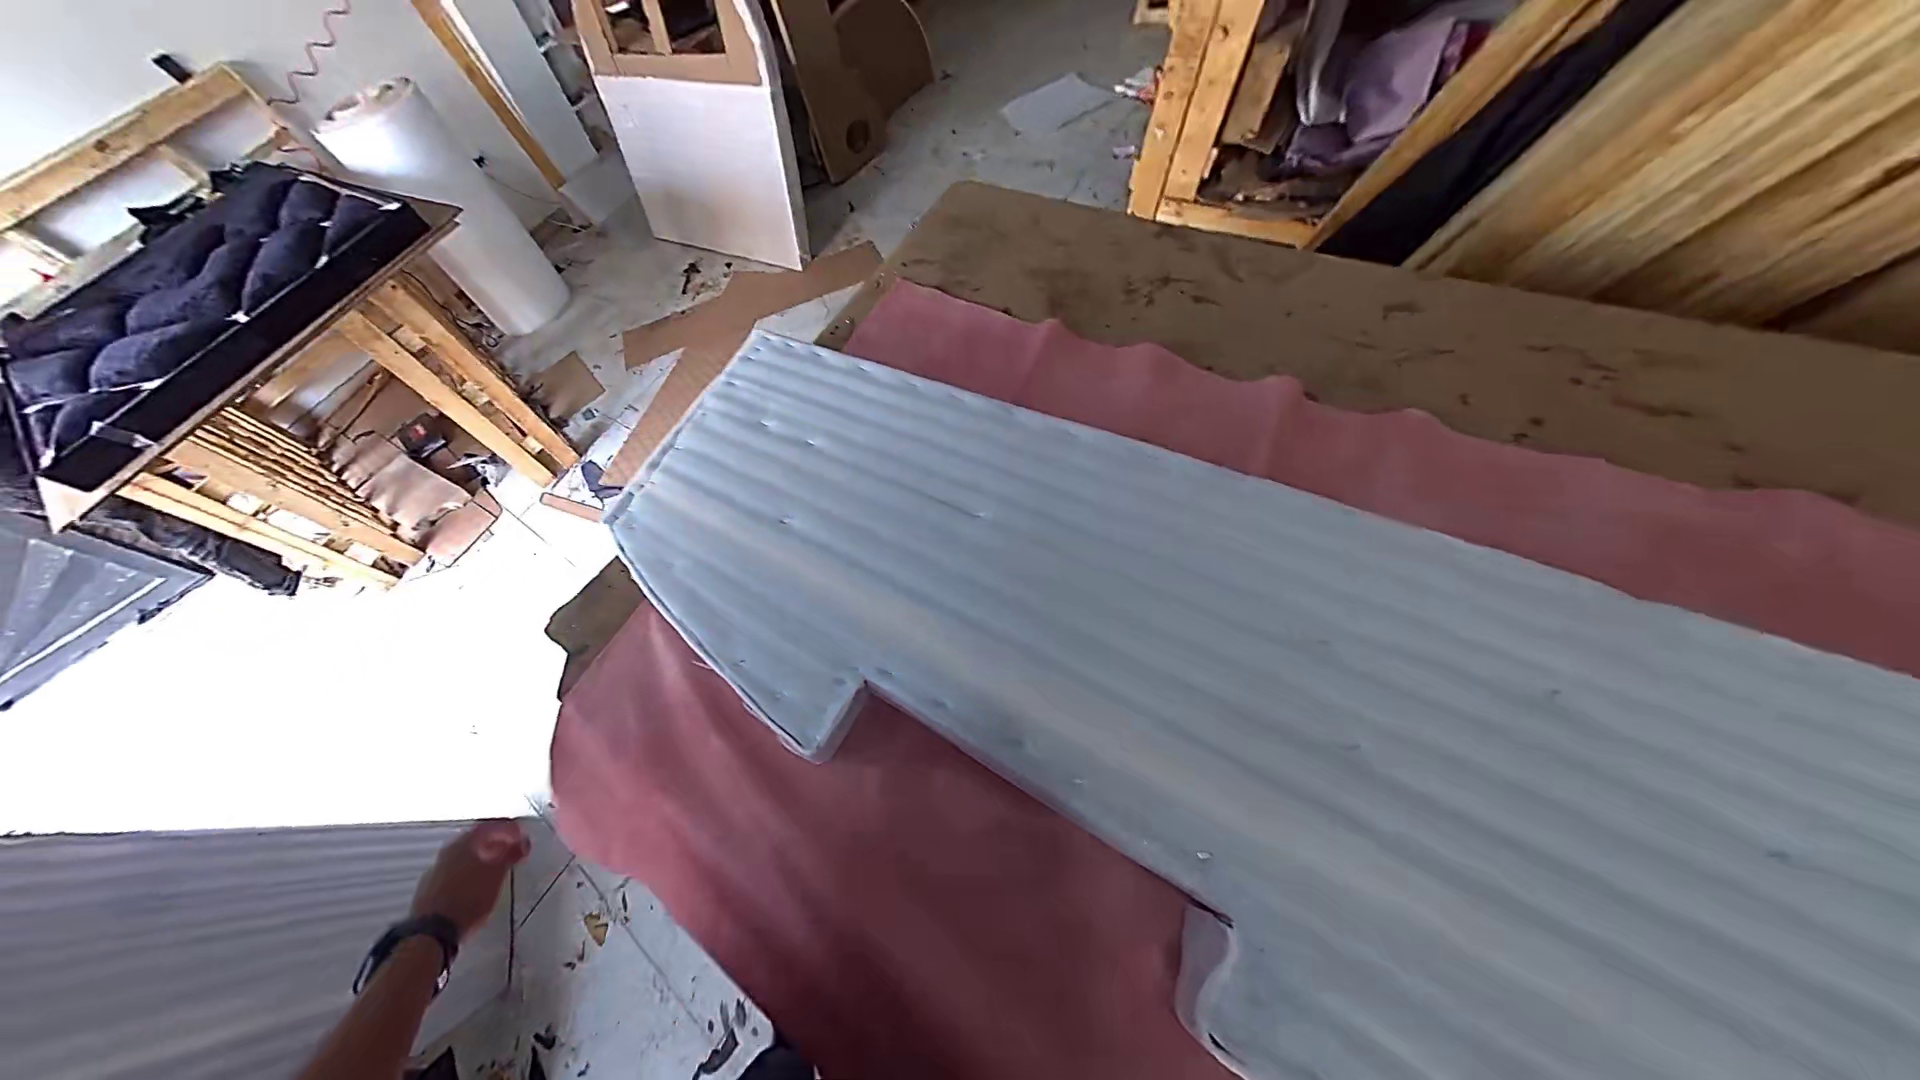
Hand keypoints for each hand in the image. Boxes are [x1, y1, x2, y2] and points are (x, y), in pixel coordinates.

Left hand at [410, 820, 530, 938]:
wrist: (432, 934)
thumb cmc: (468, 900)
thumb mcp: (498, 875)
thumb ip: (510, 854)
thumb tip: (520, 842)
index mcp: (466, 843)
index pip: (492, 825)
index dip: (511, 828)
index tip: (523, 835)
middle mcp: (449, 851)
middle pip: (477, 837)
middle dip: (496, 841)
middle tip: (512, 847)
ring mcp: (436, 869)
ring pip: (465, 853)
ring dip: (483, 855)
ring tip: (497, 865)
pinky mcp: (430, 886)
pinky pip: (455, 868)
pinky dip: (469, 868)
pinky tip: (477, 880)